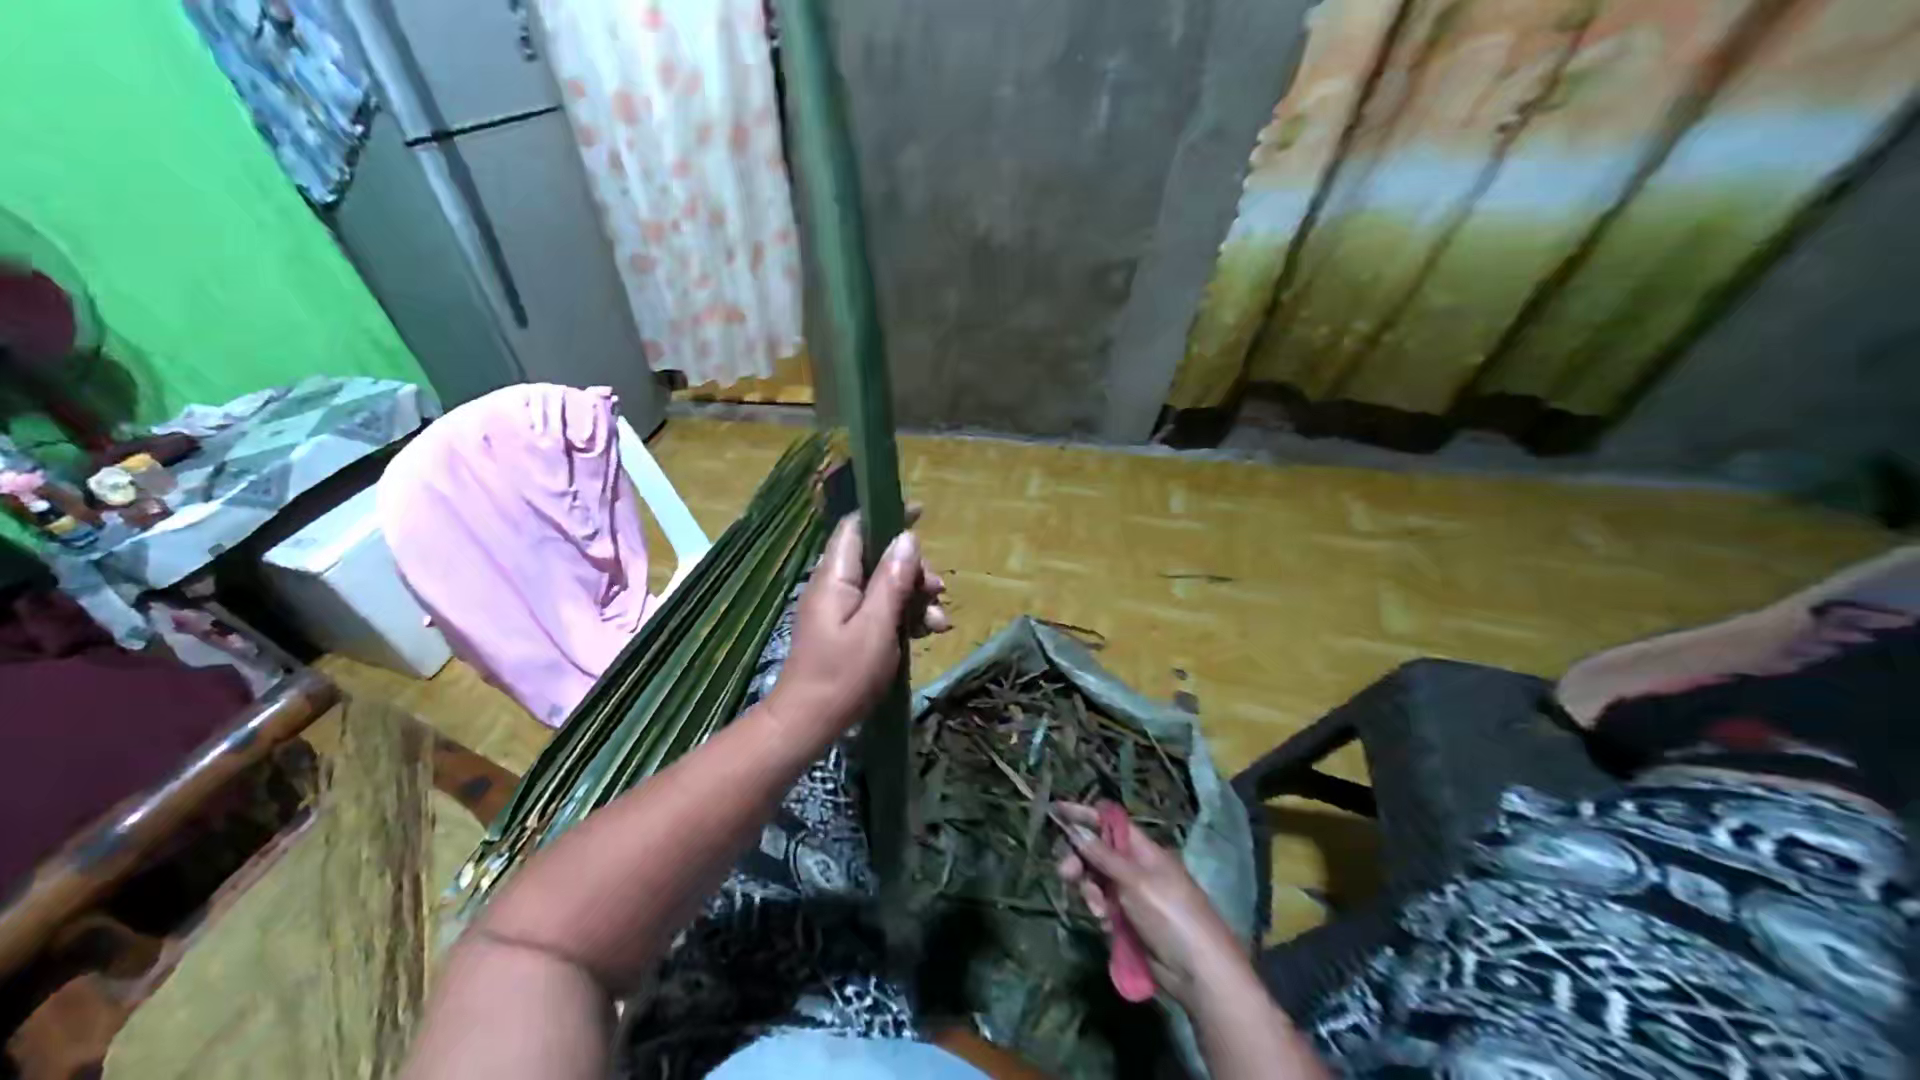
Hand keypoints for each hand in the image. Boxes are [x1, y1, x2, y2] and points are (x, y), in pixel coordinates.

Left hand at [768, 514, 948, 734]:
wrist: (809, 722)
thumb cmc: (843, 675)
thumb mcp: (876, 626)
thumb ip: (892, 580)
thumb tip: (907, 537)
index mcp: (835, 576)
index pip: (857, 525)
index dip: (888, 514)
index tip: (921, 514)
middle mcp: (835, 585)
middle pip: (879, 556)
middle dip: (913, 569)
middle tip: (937, 591)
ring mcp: (840, 608)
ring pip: (884, 584)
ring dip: (914, 596)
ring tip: (939, 622)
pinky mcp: (847, 629)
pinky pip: (879, 609)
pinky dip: (904, 616)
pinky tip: (928, 633)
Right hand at [1056, 801, 1245, 1010]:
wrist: (1198, 972)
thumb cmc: (1172, 916)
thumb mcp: (1136, 881)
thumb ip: (1103, 856)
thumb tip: (1076, 829)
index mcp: (1144, 850)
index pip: (1109, 822)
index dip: (1084, 815)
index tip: (1056, 811)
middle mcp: (1136, 868)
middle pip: (1097, 852)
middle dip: (1080, 860)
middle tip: (1066, 874)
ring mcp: (1132, 895)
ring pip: (1096, 881)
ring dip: (1091, 892)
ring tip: (1100, 911)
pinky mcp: (1128, 921)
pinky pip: (1102, 907)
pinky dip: (1100, 912)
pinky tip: (1107, 925)